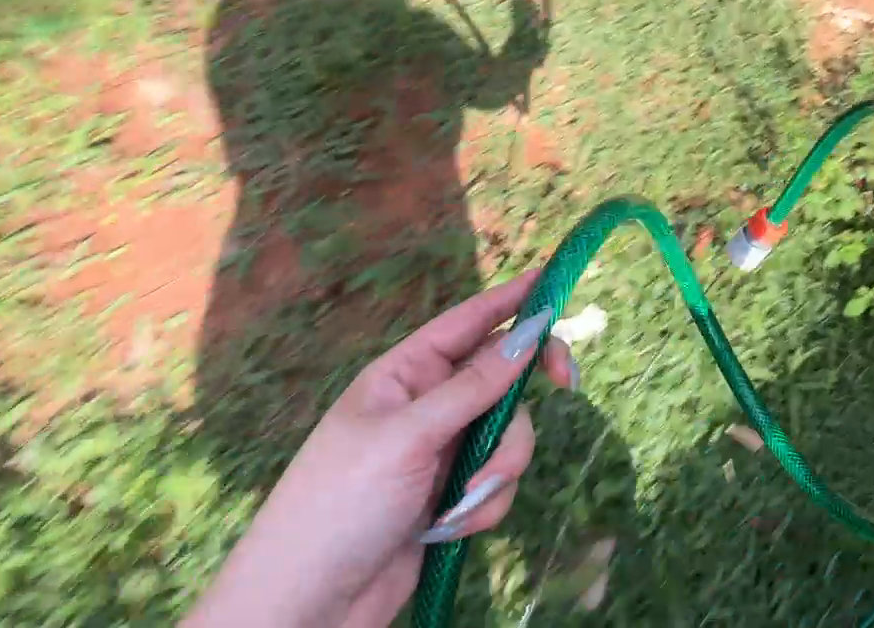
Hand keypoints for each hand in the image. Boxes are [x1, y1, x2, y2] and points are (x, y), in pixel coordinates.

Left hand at [184, 272, 577, 627]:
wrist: (306, 610)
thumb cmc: (339, 506)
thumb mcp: (408, 437)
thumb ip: (475, 385)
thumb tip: (532, 330)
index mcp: (405, 375)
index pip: (469, 321)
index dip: (513, 298)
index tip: (554, 279)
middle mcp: (430, 404)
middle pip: (504, 374)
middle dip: (525, 393)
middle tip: (567, 383)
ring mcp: (444, 448)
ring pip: (510, 431)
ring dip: (498, 466)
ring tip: (461, 502)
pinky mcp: (455, 490)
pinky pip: (500, 476)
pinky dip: (485, 502)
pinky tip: (448, 527)